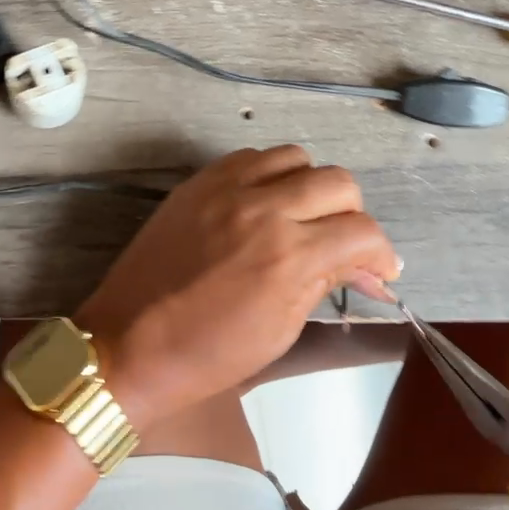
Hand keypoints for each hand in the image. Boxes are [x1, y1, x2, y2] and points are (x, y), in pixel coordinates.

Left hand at [73, 144, 399, 429]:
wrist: (128, 342)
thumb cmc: (207, 353)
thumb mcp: (281, 329)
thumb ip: (324, 282)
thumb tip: (366, 267)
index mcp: (289, 256)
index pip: (362, 231)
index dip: (381, 253)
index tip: (378, 269)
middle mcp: (263, 209)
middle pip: (338, 182)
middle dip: (352, 214)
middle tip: (342, 243)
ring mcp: (226, 188)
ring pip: (295, 156)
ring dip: (310, 184)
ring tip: (301, 216)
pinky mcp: (198, 181)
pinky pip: (249, 156)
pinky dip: (268, 173)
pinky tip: (263, 202)